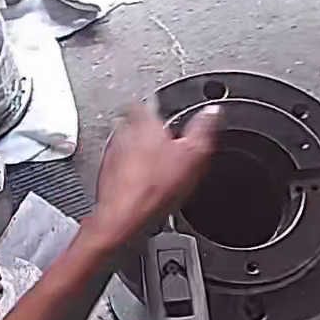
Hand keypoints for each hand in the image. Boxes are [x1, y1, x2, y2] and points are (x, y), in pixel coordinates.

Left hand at [83, 102, 220, 249]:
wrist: (123, 216)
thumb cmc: (153, 188)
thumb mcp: (193, 155)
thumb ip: (204, 129)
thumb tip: (212, 111)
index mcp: (145, 122)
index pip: (150, 102)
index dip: (161, 108)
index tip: (169, 117)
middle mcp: (124, 133)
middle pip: (141, 126)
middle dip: (154, 136)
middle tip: (170, 151)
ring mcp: (113, 153)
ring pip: (131, 147)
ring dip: (143, 156)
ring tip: (159, 173)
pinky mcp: (106, 173)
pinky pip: (122, 167)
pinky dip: (133, 173)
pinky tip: (146, 186)